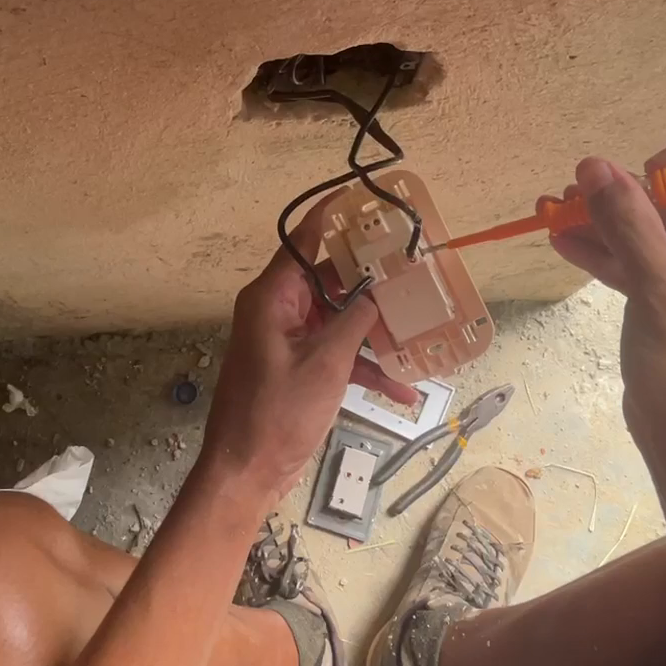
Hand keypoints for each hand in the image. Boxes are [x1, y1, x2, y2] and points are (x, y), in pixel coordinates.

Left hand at [200, 198, 417, 501]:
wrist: (246, 471)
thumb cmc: (277, 413)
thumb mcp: (326, 364)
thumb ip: (355, 321)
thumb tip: (377, 292)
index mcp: (272, 297)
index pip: (303, 241)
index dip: (332, 215)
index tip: (362, 194)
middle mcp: (277, 309)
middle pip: (328, 279)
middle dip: (370, 280)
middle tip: (412, 266)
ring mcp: (286, 339)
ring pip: (337, 318)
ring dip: (373, 330)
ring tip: (419, 328)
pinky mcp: (295, 366)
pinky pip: (333, 352)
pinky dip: (362, 366)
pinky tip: (403, 388)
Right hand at [550, 129, 665, 487]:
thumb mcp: (661, 294)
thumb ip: (628, 224)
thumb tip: (593, 166)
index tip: (641, 173)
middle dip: (629, 197)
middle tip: (573, 194)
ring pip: (665, 236)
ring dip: (611, 226)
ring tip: (555, 214)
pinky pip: (655, 268)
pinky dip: (615, 257)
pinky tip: (568, 245)